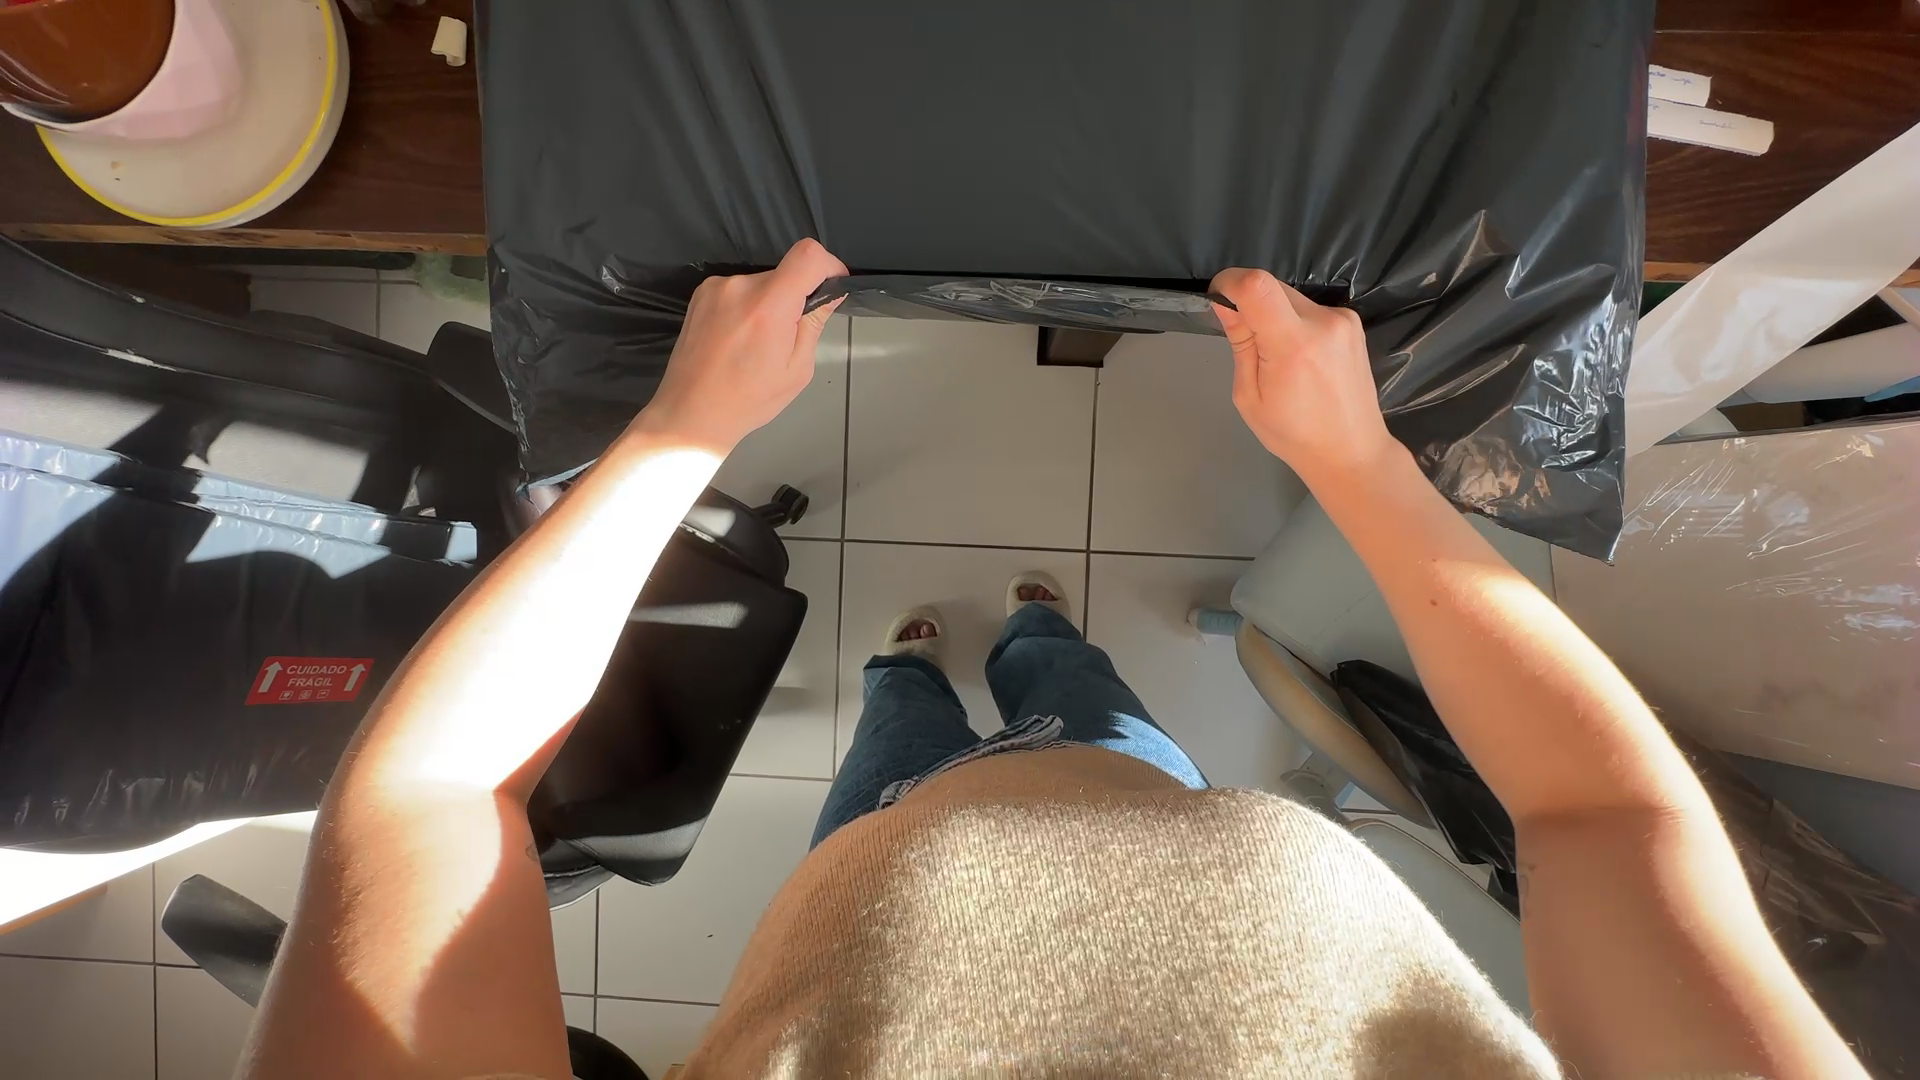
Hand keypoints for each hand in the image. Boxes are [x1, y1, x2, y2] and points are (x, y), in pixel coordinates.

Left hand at [638, 238, 848, 452]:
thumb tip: (830, 293)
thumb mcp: (797, 370)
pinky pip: (741, 289)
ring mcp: (717, 286)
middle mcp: (740, 287)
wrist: (693, 410)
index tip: (832, 286)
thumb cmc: (749, 399)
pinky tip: (740, 337)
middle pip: (786, 272)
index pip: (808, 255)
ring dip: (771, 303)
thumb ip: (814, 324)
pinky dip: (749, 306)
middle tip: (788, 337)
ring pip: (763, 283)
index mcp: (768, 307)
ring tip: (759, 343)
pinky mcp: (702, 291)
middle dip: (796, 298)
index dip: (829, 265)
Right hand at [1210, 268, 1400, 485]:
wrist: (1350, 449)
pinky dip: (1291, 321)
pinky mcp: (1351, 322)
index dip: (1230, 282)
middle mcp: (1324, 322)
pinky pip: (1308, 308)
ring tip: (1272, 355)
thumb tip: (1225, 306)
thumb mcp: (1249, 396)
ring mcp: (1343, 319)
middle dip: (1248, 302)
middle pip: (1272, 286)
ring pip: (1290, 296)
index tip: (1217, 299)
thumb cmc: (1292, 433)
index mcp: (1294, 345)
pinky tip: (1295, 356)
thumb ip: (1241, 344)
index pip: (1257, 286)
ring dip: (1271, 314)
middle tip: (1242, 338)